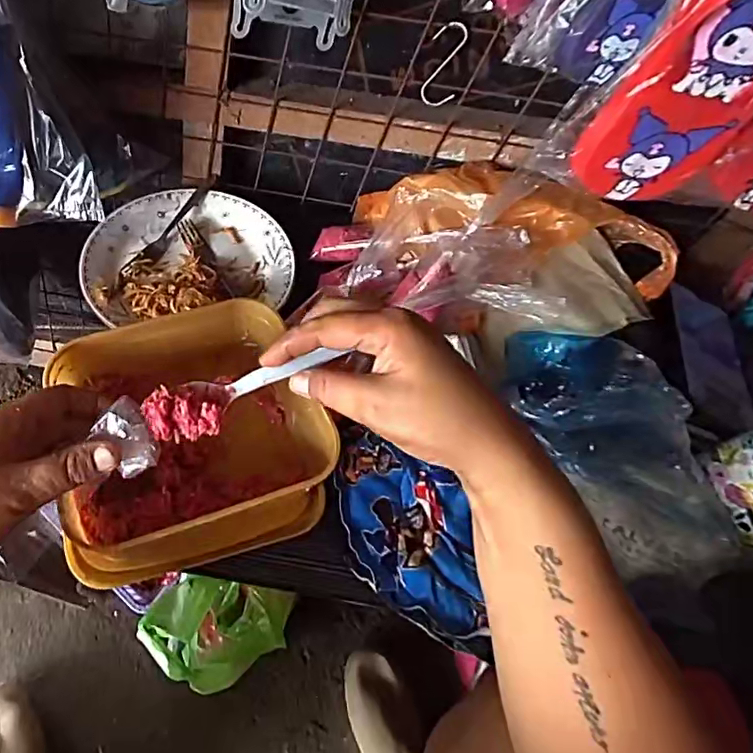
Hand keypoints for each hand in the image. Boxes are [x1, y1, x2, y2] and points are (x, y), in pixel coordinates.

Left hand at [0, 386, 116, 597]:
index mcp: (0, 424)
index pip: (58, 399)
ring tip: (115, 468)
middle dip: (93, 430)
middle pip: (55, 421)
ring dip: (80, 454)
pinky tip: (82, 489)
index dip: (94, 403)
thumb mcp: (17, 491)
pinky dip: (64, 474)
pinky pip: (39, 472)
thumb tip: (118, 449)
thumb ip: (68, 467)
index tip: (128, 419)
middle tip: (131, 447)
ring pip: (49, 448)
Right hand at [261, 305, 541, 485]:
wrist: (489, 441)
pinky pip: (370, 337)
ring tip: (300, 364)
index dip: (291, 342)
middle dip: (305, 331)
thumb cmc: (433, 422)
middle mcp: (398, 318)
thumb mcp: (374, 407)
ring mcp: (409, 331)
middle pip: (339, 311)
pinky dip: (346, 349)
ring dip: (325, 339)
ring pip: (354, 322)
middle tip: (280, 358)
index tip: (264, 362)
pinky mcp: (415, 347)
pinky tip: (335, 371)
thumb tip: (297, 378)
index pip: (327, 325)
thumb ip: (331, 388)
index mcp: (388, 325)